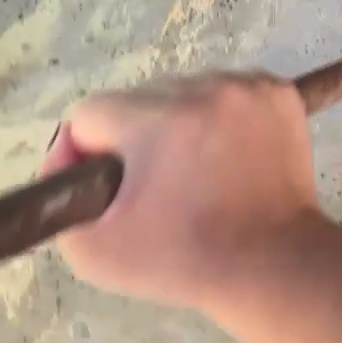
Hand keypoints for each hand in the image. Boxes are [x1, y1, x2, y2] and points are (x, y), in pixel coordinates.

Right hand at [39, 71, 320, 311]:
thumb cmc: (180, 256)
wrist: (268, 256)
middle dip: (136, 133)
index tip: (102, 182)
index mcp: (163, 118)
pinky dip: (222, 113)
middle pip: (144, 96)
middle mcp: (210, 88)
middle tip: (153, 180)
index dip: (85, 150)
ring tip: (191, 166)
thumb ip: (61, 192)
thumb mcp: (92, 246)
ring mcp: (251, 86)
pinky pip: (233, 89)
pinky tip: (225, 149)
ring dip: (181, 118)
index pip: (92, 112)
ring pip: (190, 89)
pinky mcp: (280, 92)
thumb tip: (69, 152)